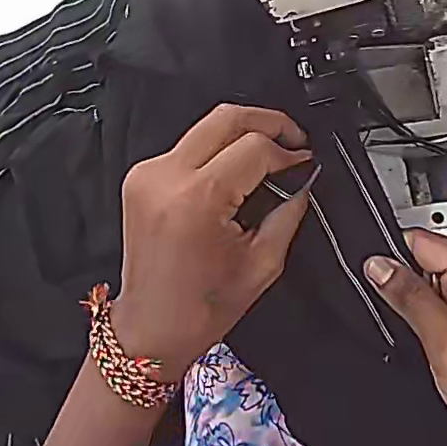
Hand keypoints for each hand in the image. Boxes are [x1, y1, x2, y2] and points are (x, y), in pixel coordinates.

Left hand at [115, 105, 314, 382]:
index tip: (305, 161)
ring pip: (207, 126)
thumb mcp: (263, 262)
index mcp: (196, 201)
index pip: (255, 147)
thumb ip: (289, 210)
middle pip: (227, 118)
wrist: (151, 328)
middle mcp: (166, 178)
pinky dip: (220, 148)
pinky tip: (239, 168)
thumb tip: (303, 177)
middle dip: (269, 122)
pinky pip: (190, 145)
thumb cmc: (201, 308)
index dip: (289, 152)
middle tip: (294, 140)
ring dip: (244, 133)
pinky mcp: (141, 177)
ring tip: (271, 154)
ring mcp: (148, 174)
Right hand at [364, 232, 446, 445]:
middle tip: (408, 326)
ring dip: (418, 314)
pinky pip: (443, 314)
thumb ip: (411, 299)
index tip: (372, 281)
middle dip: (407, 290)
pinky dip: (429, 331)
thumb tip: (379, 266)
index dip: (393, 260)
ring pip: (432, 291)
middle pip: (428, 263)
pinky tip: (432, 353)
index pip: (425, 241)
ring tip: (429, 347)